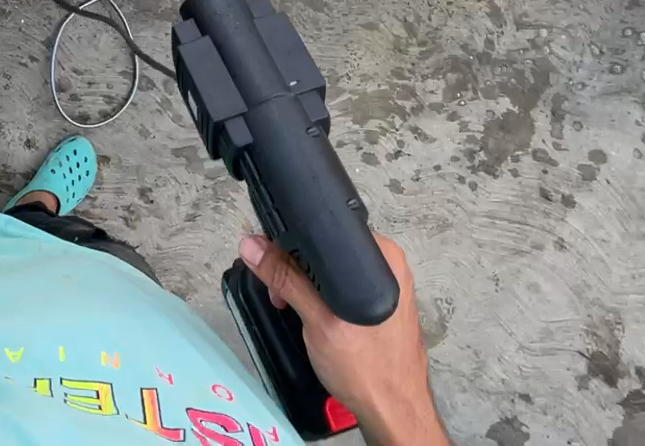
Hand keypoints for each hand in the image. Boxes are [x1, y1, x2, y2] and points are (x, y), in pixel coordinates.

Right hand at [240, 233, 448, 445]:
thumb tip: (250, 245)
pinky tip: (307, 312)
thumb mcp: (317, 319)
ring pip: (328, 268)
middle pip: (324, 247)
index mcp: (382, 256)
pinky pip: (339, 285)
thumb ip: (284, 278)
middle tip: (277, 290)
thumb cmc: (367, 369)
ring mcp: (384, 287)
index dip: (289, 238)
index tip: (268, 256)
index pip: (325, 227)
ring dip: (302, 282)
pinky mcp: (378, 304)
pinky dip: (318, 294)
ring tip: (288, 304)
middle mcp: (387, 265)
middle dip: (293, 265)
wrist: (395, 417)